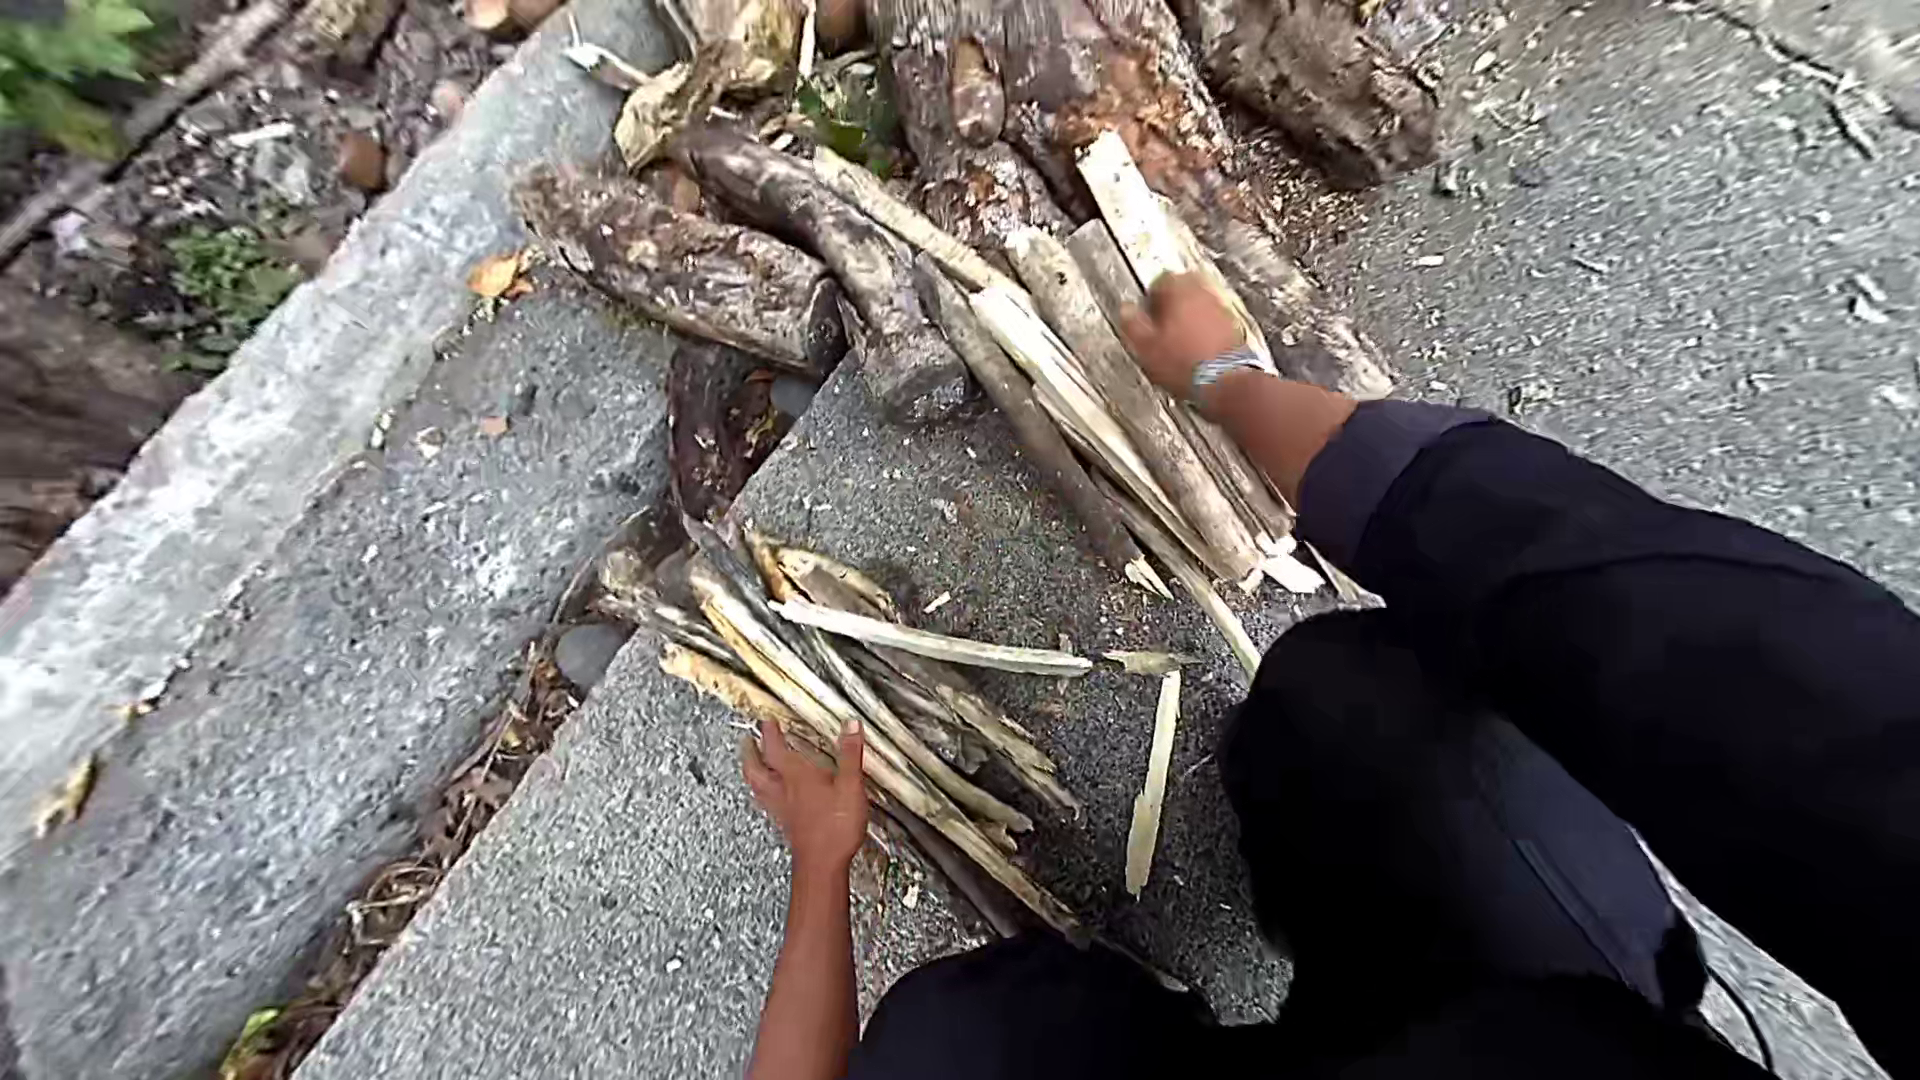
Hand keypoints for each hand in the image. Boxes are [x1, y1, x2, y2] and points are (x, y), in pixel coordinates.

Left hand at [743, 716, 867, 878]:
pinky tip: (772, 795)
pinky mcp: (786, 824)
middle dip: (750, 752)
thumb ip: (850, 754)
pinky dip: (764, 792)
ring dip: (752, 772)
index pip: (775, 748)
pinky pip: (767, 802)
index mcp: (797, 776)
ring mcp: (782, 809)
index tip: (767, 720)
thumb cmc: (835, 827)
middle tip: (747, 740)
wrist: (823, 867)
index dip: (769, 732)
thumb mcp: (851, 785)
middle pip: (756, 769)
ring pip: (758, 786)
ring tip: (751, 764)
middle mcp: (783, 791)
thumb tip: (851, 725)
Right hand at [1119, 273, 1242, 400]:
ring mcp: (1221, 308)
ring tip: (1173, 342)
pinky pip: (1211, 321)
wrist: (1224, 383)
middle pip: (1181, 289)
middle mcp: (1203, 292)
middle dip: (1169, 305)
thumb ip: (1132, 324)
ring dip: (1185, 318)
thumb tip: (1124, 311)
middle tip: (1157, 326)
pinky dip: (1201, 331)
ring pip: (1197, 305)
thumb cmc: (1184, 364)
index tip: (1142, 315)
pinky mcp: (1233, 326)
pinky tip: (1192, 351)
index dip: (1148, 299)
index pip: (1159, 281)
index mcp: (1179, 290)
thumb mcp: (1145, 346)